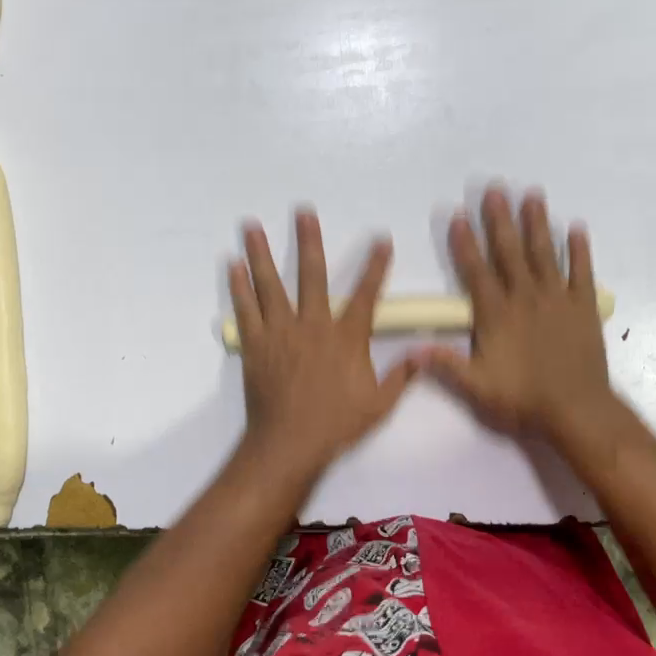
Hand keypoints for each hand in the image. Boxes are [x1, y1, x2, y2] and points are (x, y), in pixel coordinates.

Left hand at [229, 210, 417, 474]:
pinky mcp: (255, 344)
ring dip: (261, 253)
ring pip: (270, 284)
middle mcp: (313, 325)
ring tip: (251, 225)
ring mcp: (280, 332)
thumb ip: (401, 377)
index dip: (376, 266)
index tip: (381, 240)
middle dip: (309, 240)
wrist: (290, 443)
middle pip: (311, 275)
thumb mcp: (380, 405)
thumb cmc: (337, 426)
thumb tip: (424, 355)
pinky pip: (245, 309)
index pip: (366, 294)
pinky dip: (238, 286)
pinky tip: (231, 265)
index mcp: (346, 337)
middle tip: (303, 211)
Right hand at [419, 188, 617, 438]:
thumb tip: (410, 349)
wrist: (576, 410)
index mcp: (496, 315)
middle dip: (500, 220)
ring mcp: (557, 299)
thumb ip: (445, 365)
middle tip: (495, 188)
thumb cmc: (522, 400)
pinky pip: (582, 272)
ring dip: (537, 223)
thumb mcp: (476, 388)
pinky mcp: (584, 308)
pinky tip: (577, 228)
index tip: (458, 215)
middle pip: (510, 252)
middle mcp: (525, 298)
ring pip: (545, 253)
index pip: (476, 272)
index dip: (465, 244)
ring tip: (532, 194)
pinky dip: (580, 250)